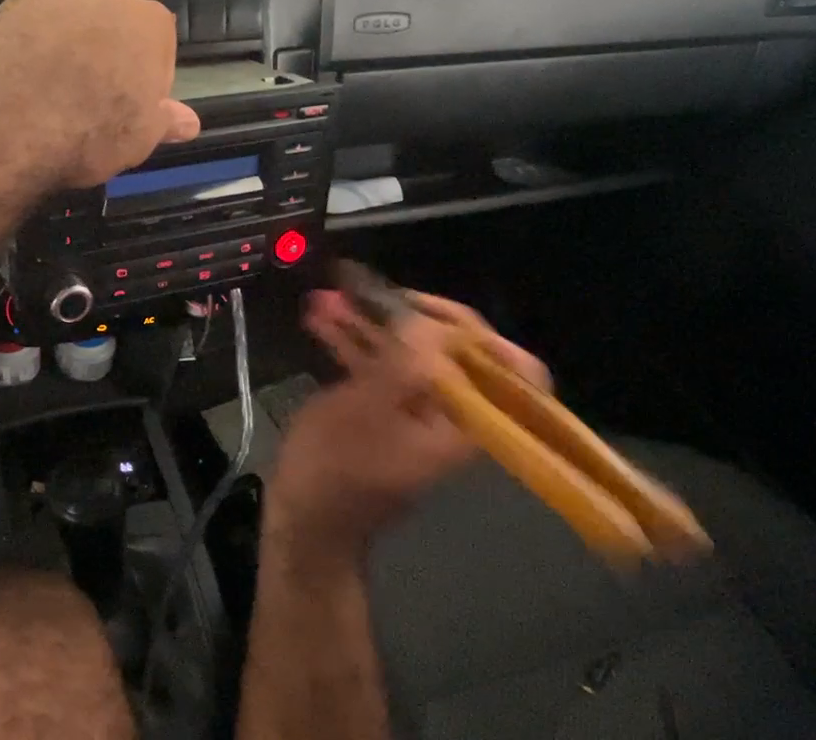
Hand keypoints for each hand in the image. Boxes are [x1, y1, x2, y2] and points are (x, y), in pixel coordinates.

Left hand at [0, 0, 199, 185]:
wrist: (8, 126)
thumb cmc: (90, 134)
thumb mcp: (140, 138)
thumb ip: (166, 121)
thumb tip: (189, 122)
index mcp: (149, 22)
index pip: (159, 47)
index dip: (146, 80)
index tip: (129, 109)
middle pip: (115, 27)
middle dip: (108, 55)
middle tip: (89, 100)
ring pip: (72, 22)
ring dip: (69, 46)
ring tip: (50, 92)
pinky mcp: (11, 5)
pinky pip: (33, 26)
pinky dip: (32, 46)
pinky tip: (22, 80)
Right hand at [272, 290, 552, 557]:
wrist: (304, 524)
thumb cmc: (333, 473)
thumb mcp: (364, 413)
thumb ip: (401, 367)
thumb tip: (428, 323)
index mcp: (465, 424)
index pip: (511, 369)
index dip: (471, 329)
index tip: (419, 307)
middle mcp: (452, 416)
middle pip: (454, 353)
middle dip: (406, 316)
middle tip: (363, 291)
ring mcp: (416, 414)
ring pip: (410, 355)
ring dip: (372, 323)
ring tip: (331, 296)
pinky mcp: (385, 414)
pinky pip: (382, 369)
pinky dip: (356, 344)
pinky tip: (322, 319)